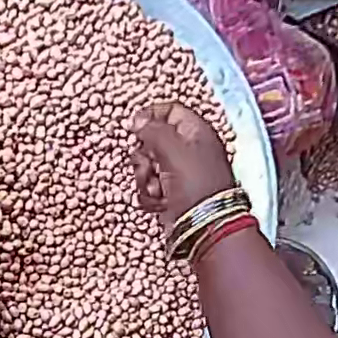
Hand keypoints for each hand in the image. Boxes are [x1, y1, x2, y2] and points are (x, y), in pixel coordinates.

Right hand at [130, 102, 235, 235]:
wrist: (204, 225)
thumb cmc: (195, 185)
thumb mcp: (174, 150)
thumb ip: (154, 131)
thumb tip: (136, 120)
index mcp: (195, 133)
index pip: (170, 111)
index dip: (151, 115)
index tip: (134, 127)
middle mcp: (186, 151)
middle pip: (152, 142)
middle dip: (144, 157)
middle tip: (149, 166)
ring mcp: (177, 174)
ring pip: (146, 167)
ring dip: (145, 179)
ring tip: (157, 189)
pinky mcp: (169, 194)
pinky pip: (148, 188)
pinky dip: (149, 196)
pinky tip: (160, 202)